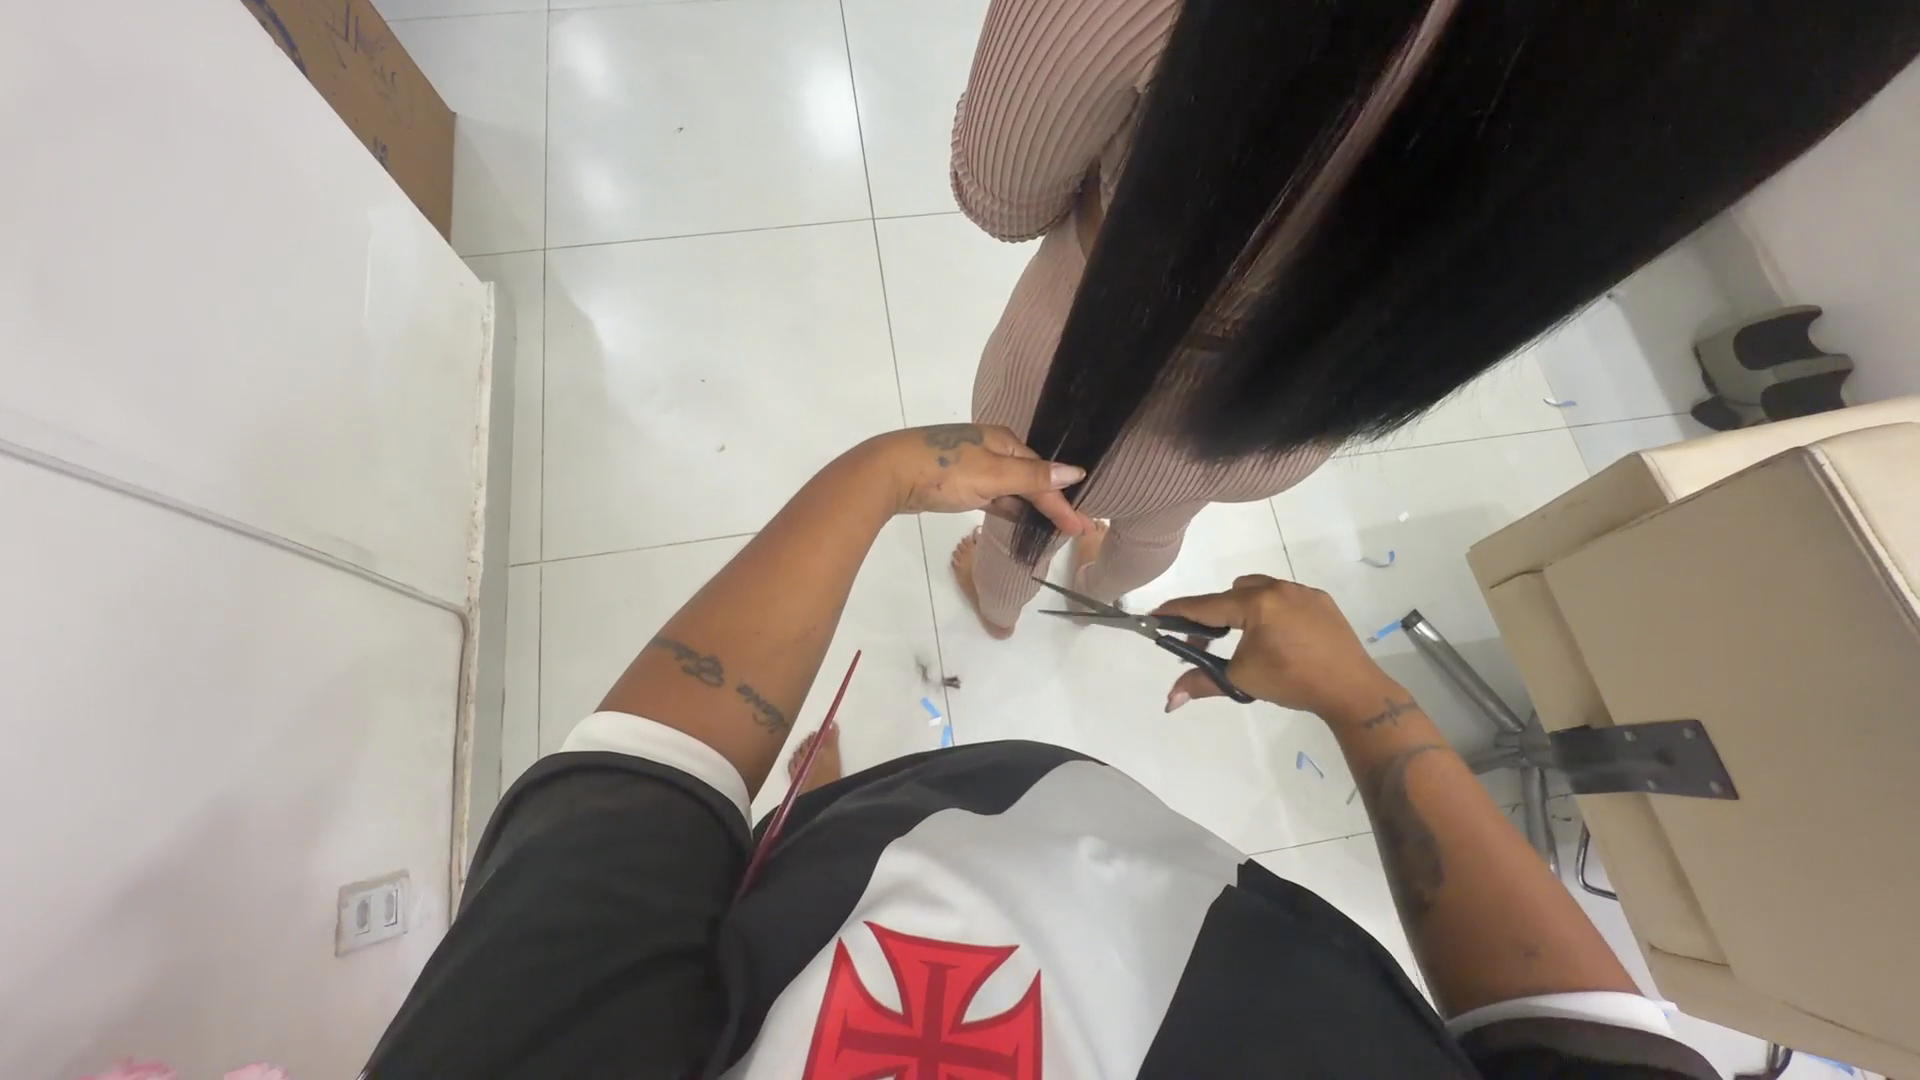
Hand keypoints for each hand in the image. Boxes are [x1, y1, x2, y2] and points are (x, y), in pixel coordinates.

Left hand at [858, 424, 1093, 536]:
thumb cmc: (944, 471)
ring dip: (1031, 505)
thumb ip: (1032, 477)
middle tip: (1073, 528)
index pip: (1042, 474)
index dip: (1062, 501)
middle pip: (1029, 478)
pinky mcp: (956, 482)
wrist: (888, 472)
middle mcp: (991, 448)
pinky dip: (1007, 506)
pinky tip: (1016, 517)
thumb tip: (1075, 471)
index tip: (1082, 527)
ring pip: (1010, 487)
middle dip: (1052, 502)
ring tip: (1052, 526)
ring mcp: (972, 464)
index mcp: (1004, 441)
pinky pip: (992, 494)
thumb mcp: (992, 474)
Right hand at [1154, 575, 1402, 717]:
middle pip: (1229, 593)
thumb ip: (1202, 682)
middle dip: (1213, 615)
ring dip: (1242, 609)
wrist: (1352, 690)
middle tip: (1207, 643)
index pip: (1204, 605)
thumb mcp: (1242, 679)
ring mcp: (1302, 592)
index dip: (1176, 611)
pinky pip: (1284, 597)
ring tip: (1244, 640)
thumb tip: (1169, 701)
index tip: (1155, 614)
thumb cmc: (1293, 681)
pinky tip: (1276, 638)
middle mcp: (1277, 588)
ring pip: (1258, 590)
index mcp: (1255, 603)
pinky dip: (1270, 611)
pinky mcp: (1321, 601)